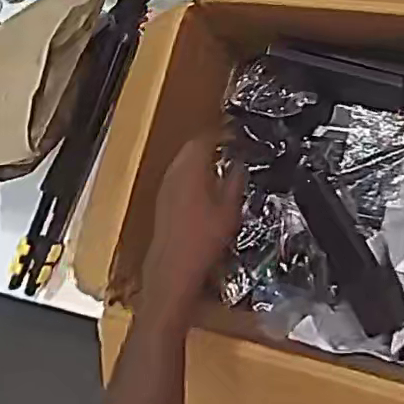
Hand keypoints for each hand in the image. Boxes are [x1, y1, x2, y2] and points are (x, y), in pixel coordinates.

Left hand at [140, 126, 246, 315]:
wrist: (172, 271)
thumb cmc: (204, 239)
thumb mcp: (230, 209)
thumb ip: (236, 180)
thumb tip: (240, 162)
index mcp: (191, 167)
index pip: (205, 138)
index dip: (222, 133)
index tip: (236, 133)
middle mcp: (174, 171)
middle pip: (192, 146)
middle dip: (211, 142)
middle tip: (231, 145)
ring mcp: (165, 185)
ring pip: (183, 160)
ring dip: (200, 157)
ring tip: (221, 161)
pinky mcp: (162, 200)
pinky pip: (178, 174)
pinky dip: (192, 172)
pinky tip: (205, 185)